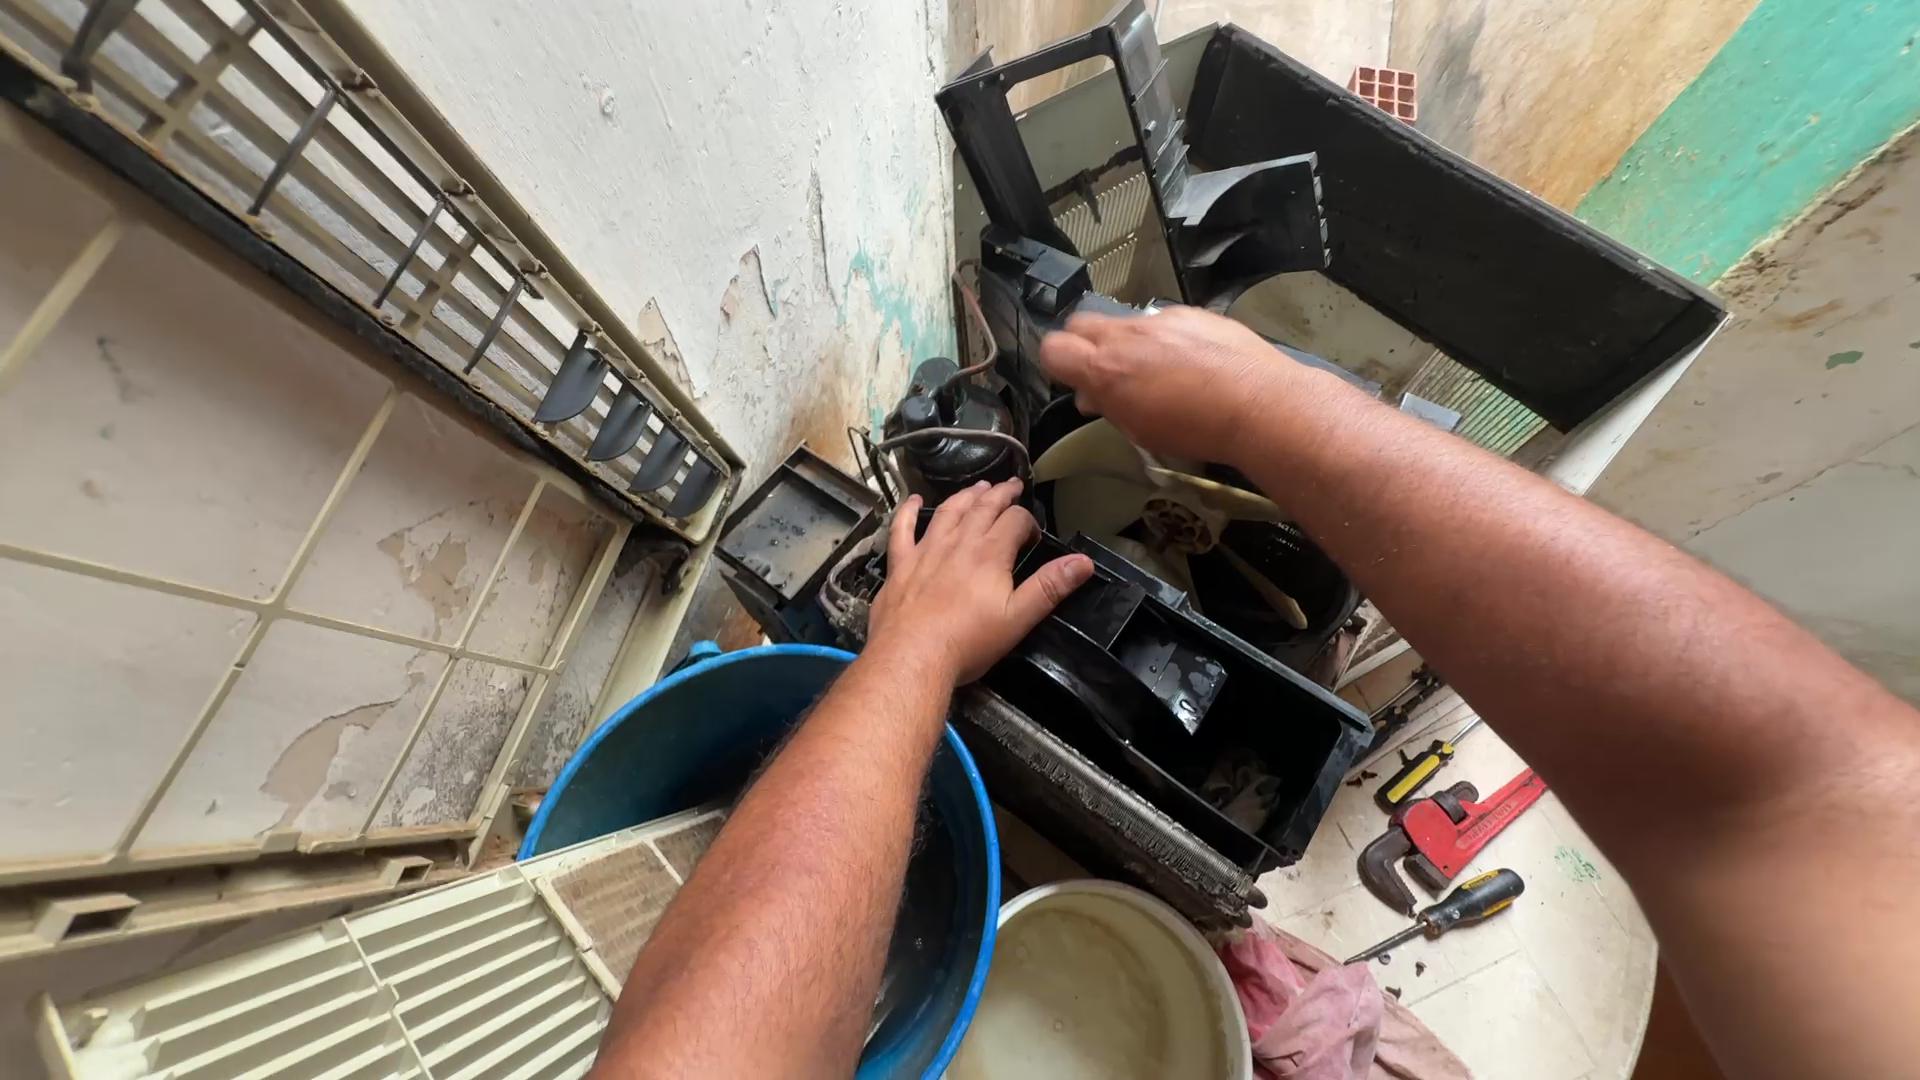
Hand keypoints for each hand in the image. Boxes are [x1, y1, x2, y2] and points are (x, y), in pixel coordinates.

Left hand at [866, 480, 1093, 683]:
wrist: (912, 656)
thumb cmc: (968, 641)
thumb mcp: (1018, 617)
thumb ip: (1050, 587)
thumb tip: (1084, 562)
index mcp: (990, 554)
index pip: (1015, 520)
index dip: (1028, 522)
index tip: (1033, 534)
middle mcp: (959, 543)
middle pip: (983, 507)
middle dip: (1000, 494)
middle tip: (1010, 486)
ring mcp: (926, 550)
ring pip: (948, 512)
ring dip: (965, 496)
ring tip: (977, 488)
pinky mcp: (901, 564)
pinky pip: (902, 529)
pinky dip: (908, 511)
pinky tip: (912, 501)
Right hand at [1038, 305, 1319, 465]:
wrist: (1259, 405)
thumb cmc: (1195, 430)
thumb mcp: (1138, 430)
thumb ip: (1108, 406)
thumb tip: (1092, 397)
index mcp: (1105, 368)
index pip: (1052, 348)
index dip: (1056, 364)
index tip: (1071, 379)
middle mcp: (1126, 335)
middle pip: (1079, 323)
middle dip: (1083, 345)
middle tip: (1102, 371)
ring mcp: (1160, 319)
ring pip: (1122, 321)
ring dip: (1125, 342)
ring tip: (1152, 371)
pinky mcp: (1191, 313)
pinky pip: (1162, 320)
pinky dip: (1162, 338)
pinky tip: (1187, 362)